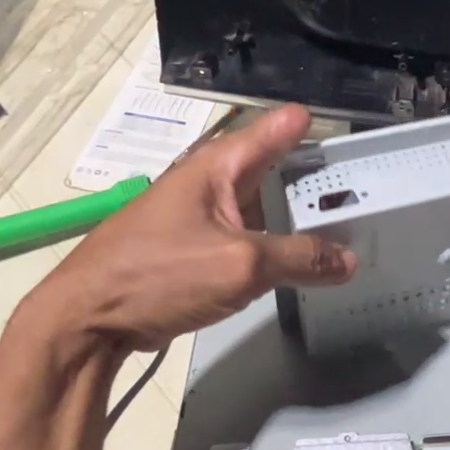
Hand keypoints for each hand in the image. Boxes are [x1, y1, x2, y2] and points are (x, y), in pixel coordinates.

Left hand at [25, 104, 355, 349]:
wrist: (83, 323)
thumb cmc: (156, 275)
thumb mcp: (241, 265)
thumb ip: (300, 258)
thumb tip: (348, 262)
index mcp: (219, 165)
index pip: (277, 127)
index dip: (316, 127)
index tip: (355, 136)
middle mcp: (211, 181)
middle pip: (276, 167)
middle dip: (317, 176)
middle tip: (366, 190)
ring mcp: (200, 215)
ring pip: (263, 204)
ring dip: (297, 213)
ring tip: (344, 224)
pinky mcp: (193, 247)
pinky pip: (247, 234)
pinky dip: (276, 241)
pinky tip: (300, 259)